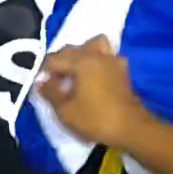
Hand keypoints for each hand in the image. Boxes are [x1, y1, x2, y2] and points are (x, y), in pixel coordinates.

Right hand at [37, 36, 157, 150]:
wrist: (132, 129)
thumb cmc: (96, 119)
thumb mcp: (66, 111)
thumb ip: (50, 93)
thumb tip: (41, 82)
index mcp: (81, 61)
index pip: (53, 59)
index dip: (43, 72)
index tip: (41, 86)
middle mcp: (96, 55)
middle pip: (70, 49)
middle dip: (58, 62)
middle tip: (54, 82)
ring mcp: (112, 60)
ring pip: (92, 44)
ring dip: (81, 53)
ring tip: (75, 71)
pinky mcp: (121, 70)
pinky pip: (107, 55)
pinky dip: (98, 60)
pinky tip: (94, 75)